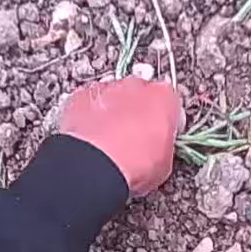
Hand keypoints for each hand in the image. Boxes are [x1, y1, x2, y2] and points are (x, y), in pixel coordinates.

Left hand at [57, 77, 182, 196]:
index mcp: (163, 98)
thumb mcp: (165, 164)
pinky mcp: (80, 97)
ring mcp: (106, 89)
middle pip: (139, 94)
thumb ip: (163, 146)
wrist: (98, 165)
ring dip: (113, 113)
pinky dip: (89, 116)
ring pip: (112, 96)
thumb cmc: (134, 162)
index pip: (170, 103)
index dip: (165, 122)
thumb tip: (158, 153)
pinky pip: (88, 103)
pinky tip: (92, 137)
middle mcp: (135, 86)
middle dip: (138, 112)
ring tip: (111, 141)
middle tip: (135, 139)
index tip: (161, 135)